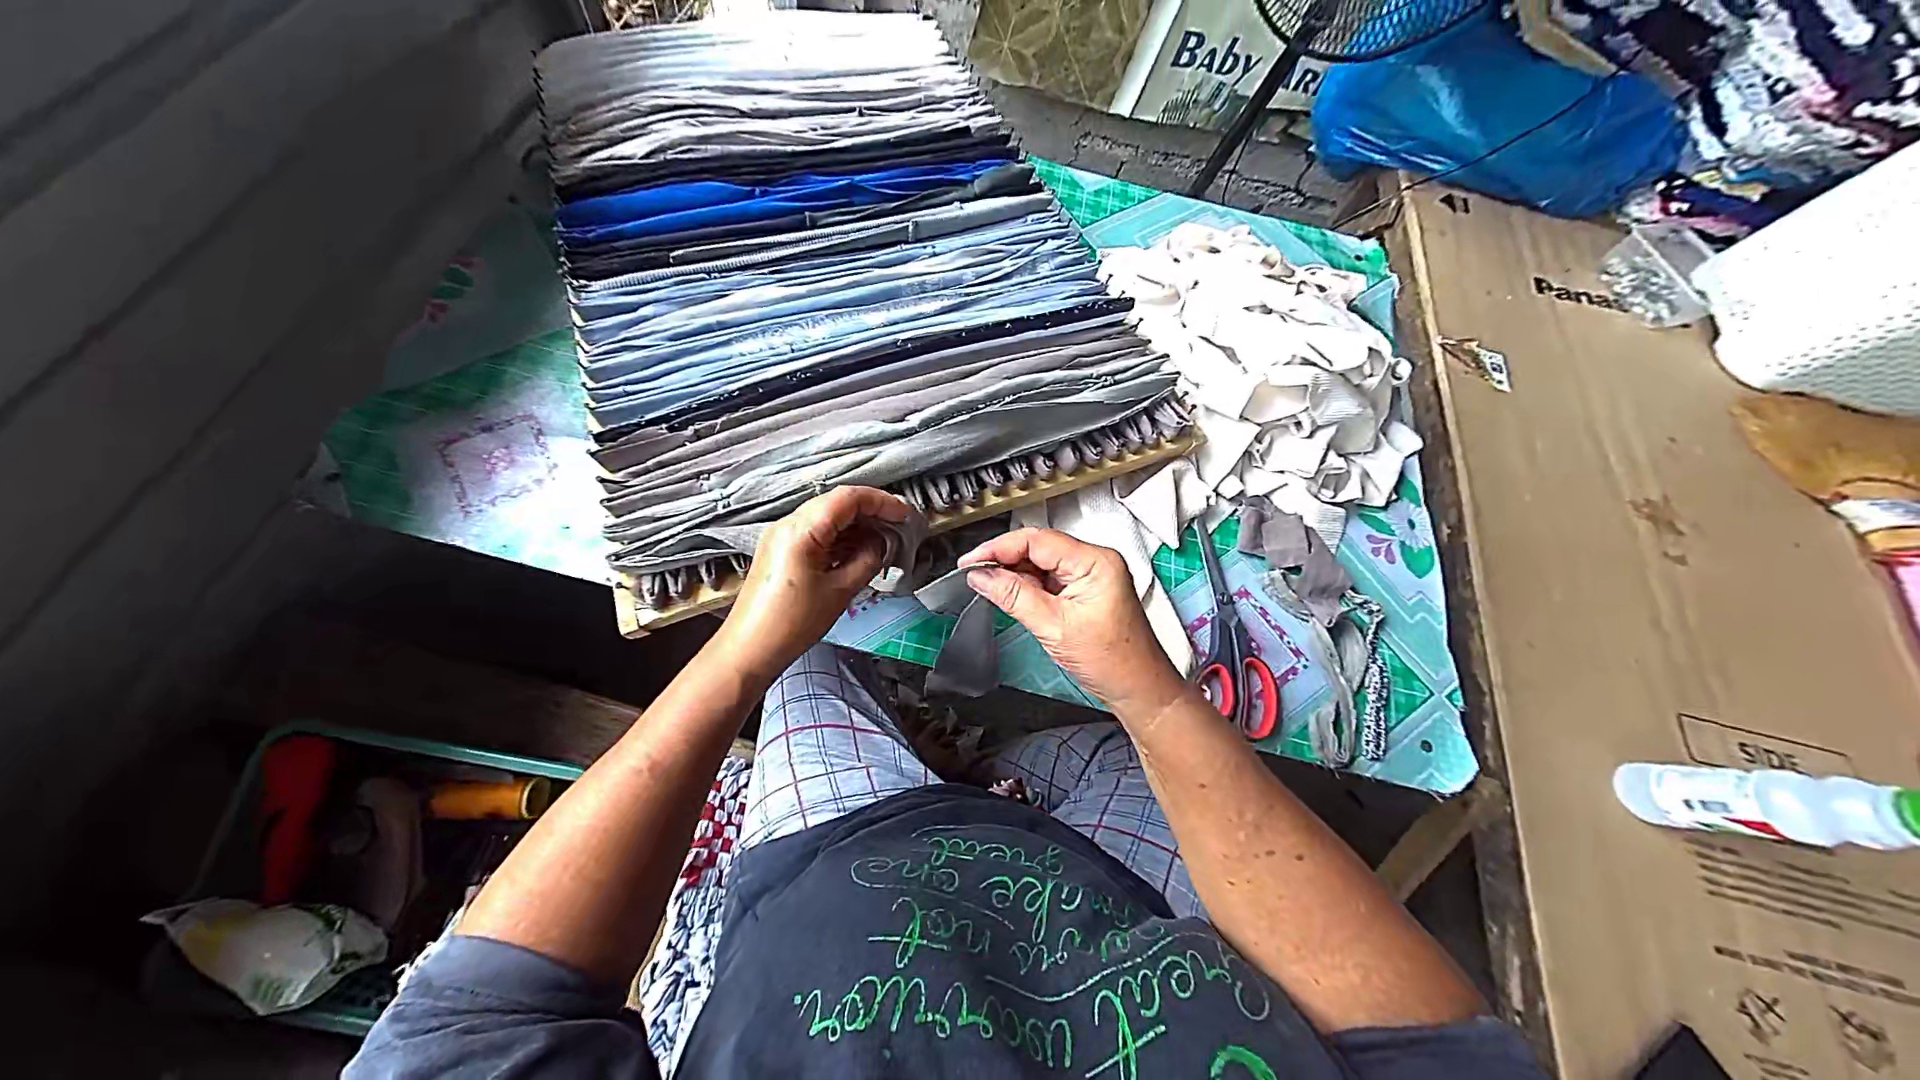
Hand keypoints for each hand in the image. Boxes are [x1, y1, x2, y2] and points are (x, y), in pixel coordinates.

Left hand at [717, 486, 911, 680]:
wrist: (750, 649)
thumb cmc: (790, 624)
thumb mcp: (841, 590)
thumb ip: (868, 559)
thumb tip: (883, 543)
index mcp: (802, 530)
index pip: (849, 498)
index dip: (882, 502)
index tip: (904, 515)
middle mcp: (787, 524)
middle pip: (838, 502)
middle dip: (872, 512)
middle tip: (898, 527)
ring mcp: (781, 535)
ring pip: (828, 515)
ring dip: (857, 525)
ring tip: (883, 542)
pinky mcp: (780, 549)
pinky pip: (816, 531)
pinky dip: (841, 536)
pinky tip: (858, 551)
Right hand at [959, 528, 1189, 719]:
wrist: (1138, 689)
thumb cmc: (1114, 662)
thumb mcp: (1053, 627)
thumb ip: (1013, 596)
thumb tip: (982, 576)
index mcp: (1095, 562)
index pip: (1036, 540)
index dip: (999, 548)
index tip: (972, 561)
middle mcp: (1096, 561)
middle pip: (1038, 547)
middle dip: (1004, 560)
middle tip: (975, 573)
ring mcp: (1091, 574)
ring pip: (1040, 562)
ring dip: (1014, 574)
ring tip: (989, 587)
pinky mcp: (1085, 589)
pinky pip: (1049, 578)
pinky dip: (1027, 585)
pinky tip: (1011, 595)